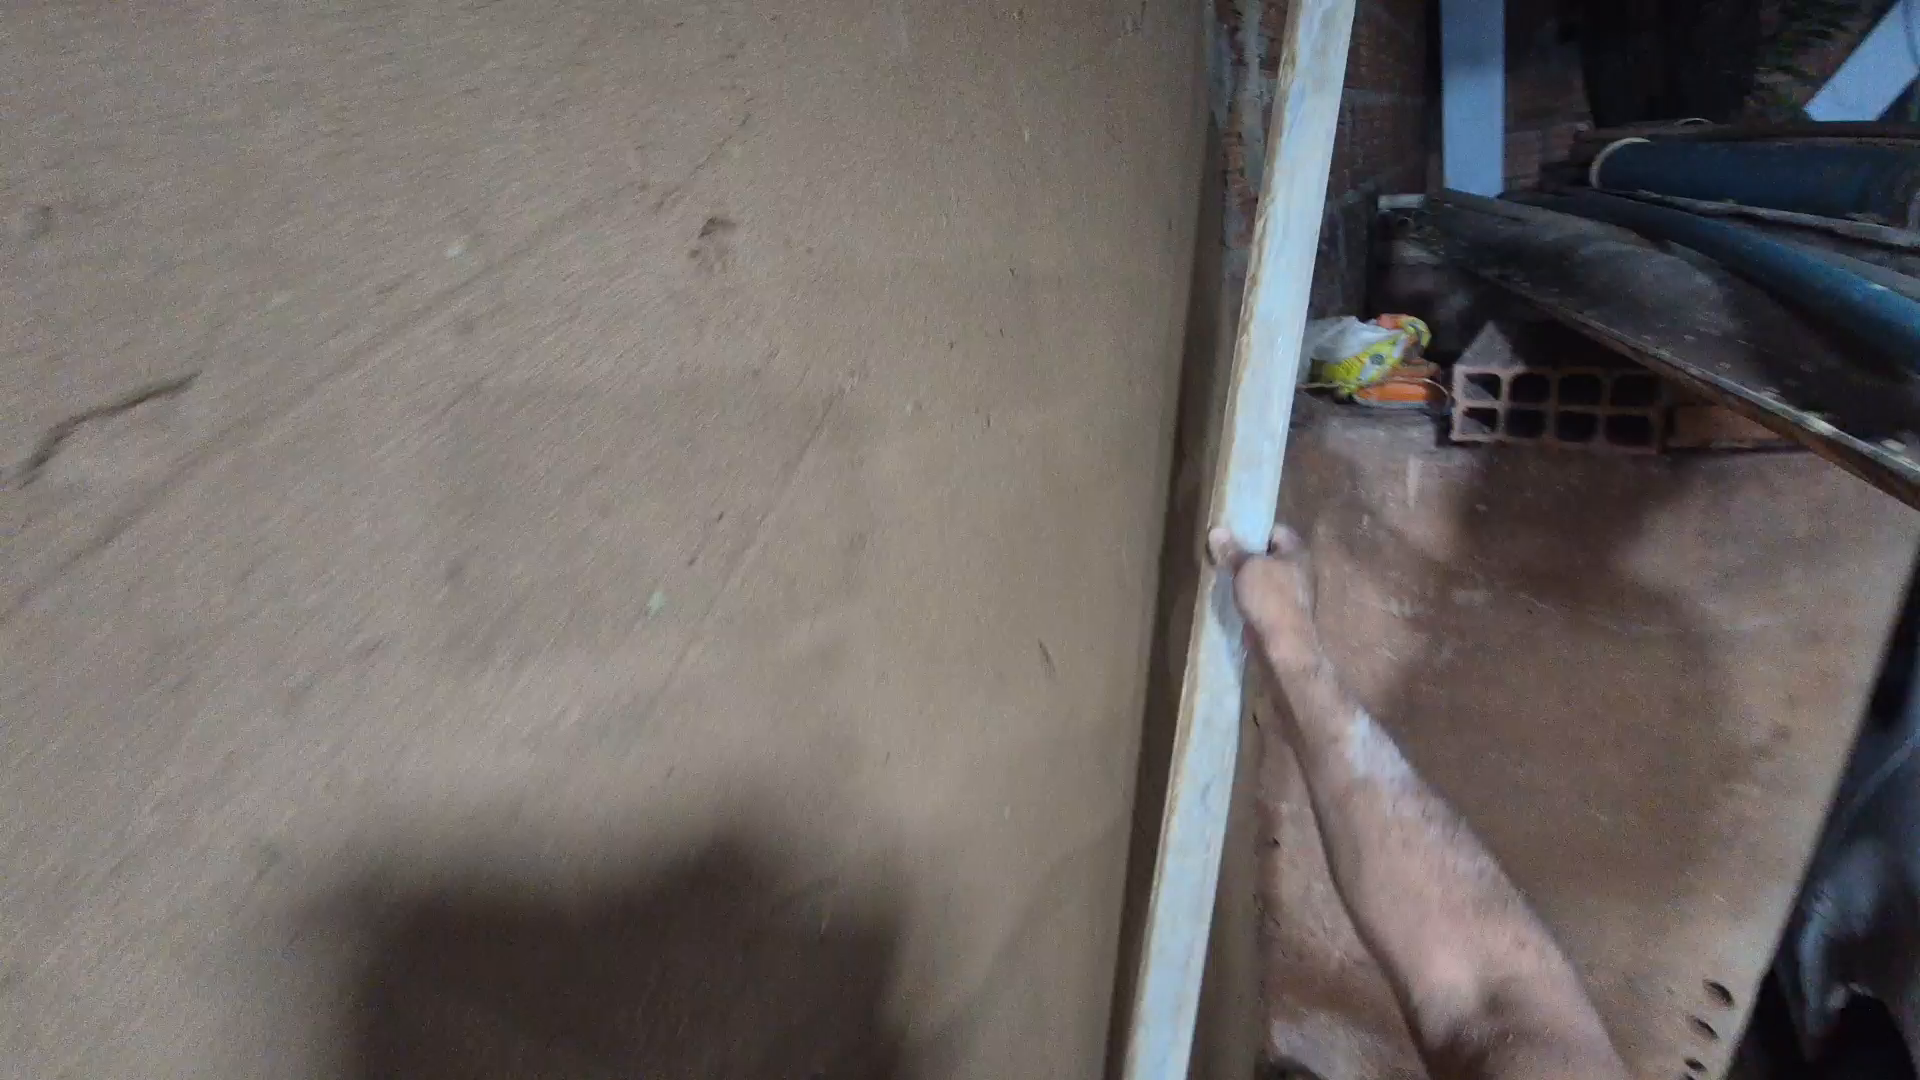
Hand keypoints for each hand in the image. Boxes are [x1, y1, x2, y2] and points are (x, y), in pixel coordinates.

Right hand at [1207, 524, 1321, 677]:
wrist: (1284, 646)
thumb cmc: (1269, 598)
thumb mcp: (1246, 568)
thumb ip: (1232, 550)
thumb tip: (1216, 530)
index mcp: (1297, 552)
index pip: (1277, 530)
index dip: (1254, 529)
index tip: (1231, 535)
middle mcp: (1301, 570)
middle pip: (1271, 554)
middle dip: (1248, 555)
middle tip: (1223, 555)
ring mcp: (1295, 594)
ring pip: (1267, 577)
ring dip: (1248, 577)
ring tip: (1224, 576)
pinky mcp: (1285, 614)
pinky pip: (1265, 597)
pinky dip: (1251, 596)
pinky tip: (1234, 599)